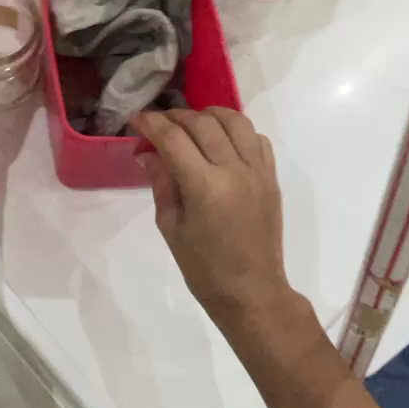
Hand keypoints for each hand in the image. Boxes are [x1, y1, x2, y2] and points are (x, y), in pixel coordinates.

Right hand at [136, 108, 295, 327]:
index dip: (151, 124)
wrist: (251, 292)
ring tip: (191, 124)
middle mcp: (235, 171)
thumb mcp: (170, 226)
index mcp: (205, 187)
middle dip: (175, 117)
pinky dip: (237, 131)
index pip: (173, 139)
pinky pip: (257, 139)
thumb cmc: (203, 267)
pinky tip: (221, 142)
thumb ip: (161, 183)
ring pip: (235, 122)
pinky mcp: (271, 178)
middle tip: (158, 125)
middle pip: (202, 123)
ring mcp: (258, 172)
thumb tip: (147, 153)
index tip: (136, 121)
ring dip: (209, 115)